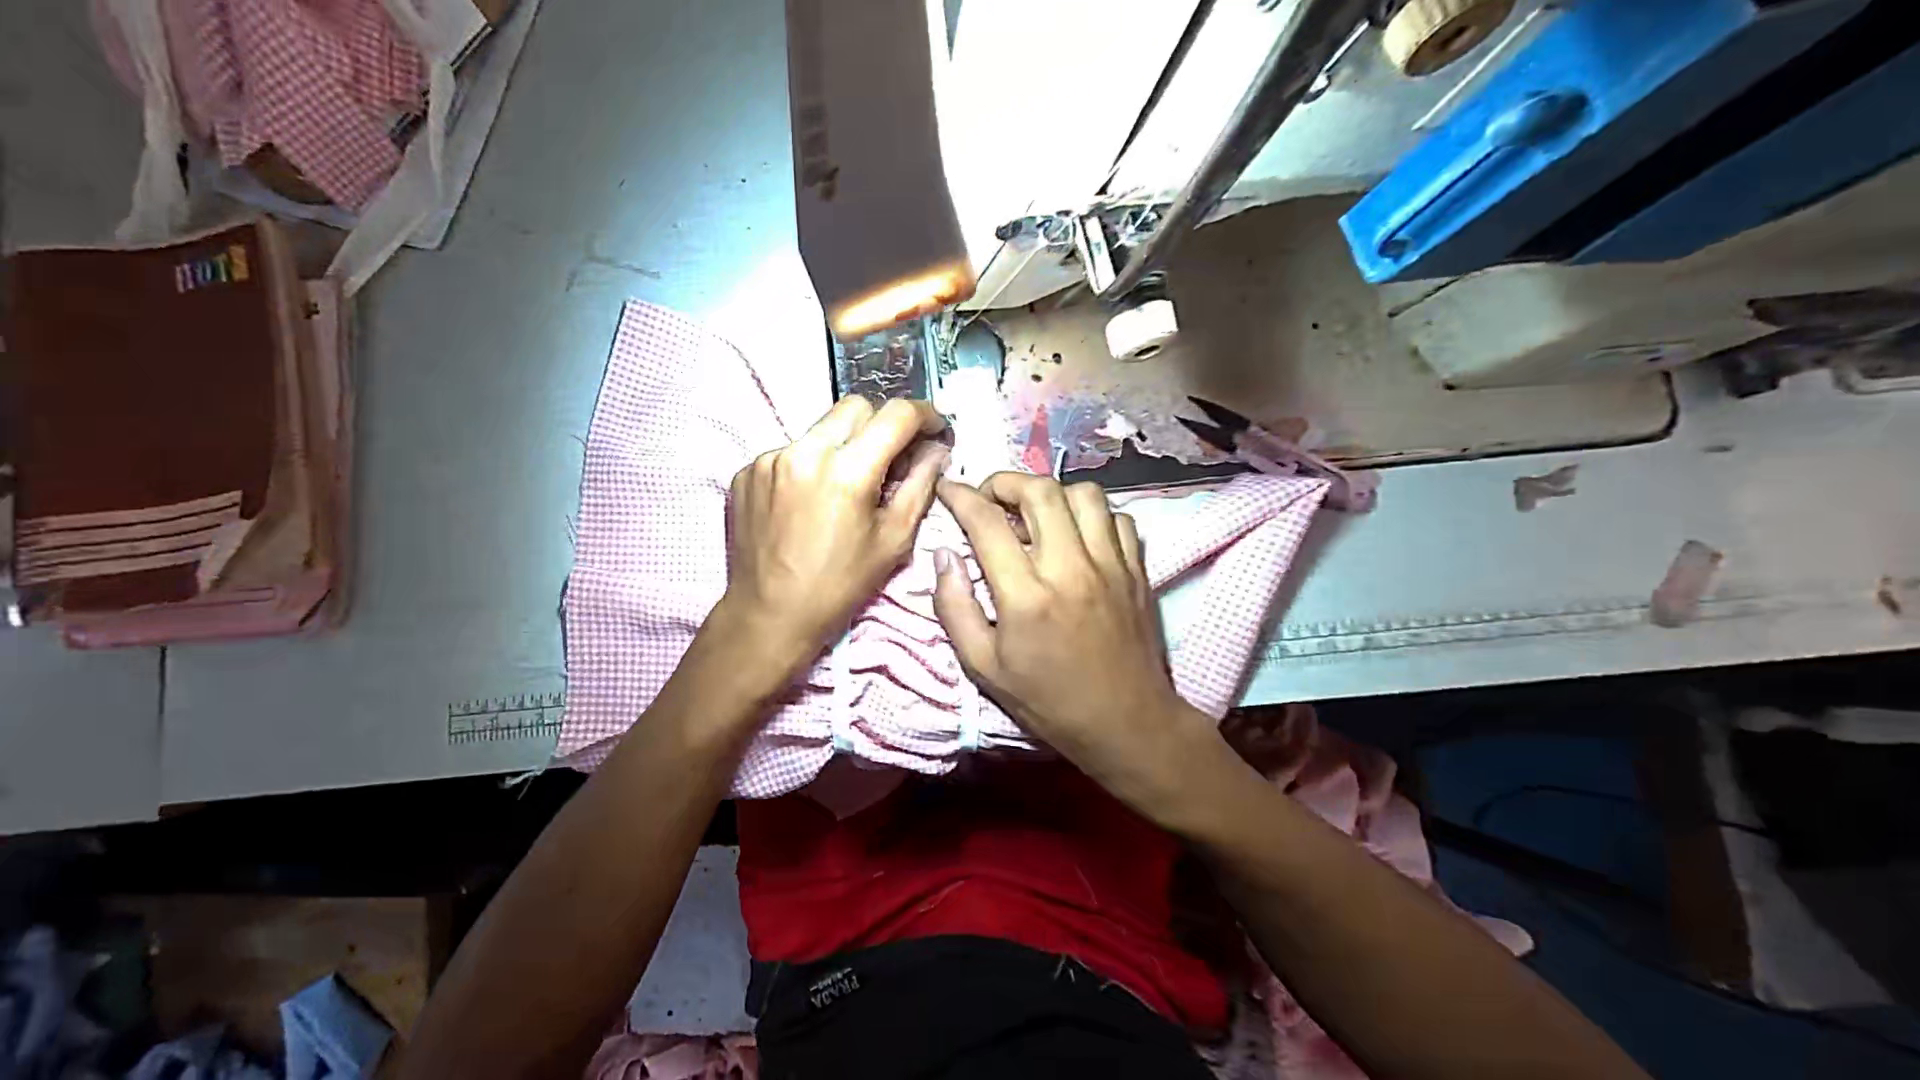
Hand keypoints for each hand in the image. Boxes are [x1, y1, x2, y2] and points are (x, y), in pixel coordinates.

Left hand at [716, 396, 947, 682]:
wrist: (769, 616)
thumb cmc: (839, 586)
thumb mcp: (893, 540)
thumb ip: (920, 485)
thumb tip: (936, 449)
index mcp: (846, 471)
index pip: (895, 415)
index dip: (925, 414)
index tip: (935, 428)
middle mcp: (804, 453)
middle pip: (855, 407)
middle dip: (882, 424)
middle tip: (892, 458)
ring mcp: (768, 459)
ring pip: (820, 428)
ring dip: (843, 446)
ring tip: (845, 488)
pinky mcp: (746, 471)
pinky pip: (790, 451)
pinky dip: (809, 466)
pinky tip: (810, 502)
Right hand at [932, 473, 1221, 812]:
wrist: (1125, 723)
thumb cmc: (1048, 700)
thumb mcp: (984, 667)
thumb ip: (955, 608)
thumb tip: (944, 556)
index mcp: (1026, 595)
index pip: (986, 521)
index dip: (960, 495)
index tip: (948, 489)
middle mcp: (1070, 568)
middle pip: (1039, 491)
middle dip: (1006, 482)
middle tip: (990, 498)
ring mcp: (1111, 565)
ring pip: (1084, 494)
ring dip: (1052, 493)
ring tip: (1036, 513)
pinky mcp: (1137, 570)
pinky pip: (1118, 518)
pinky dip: (1092, 515)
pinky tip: (1077, 535)